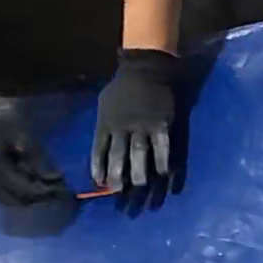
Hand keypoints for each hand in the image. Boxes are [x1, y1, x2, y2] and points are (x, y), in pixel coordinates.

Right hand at [0, 92, 68, 206]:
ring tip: (40, 188)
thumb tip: (52, 175)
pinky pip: (1, 199)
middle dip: (39, 198)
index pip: (28, 190)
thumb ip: (33, 158)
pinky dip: (14, 195)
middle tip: (55, 191)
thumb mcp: (15, 138)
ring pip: (11, 203)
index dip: (47, 191)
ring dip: (27, 198)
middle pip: (21, 201)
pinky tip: (22, 186)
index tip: (63, 189)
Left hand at [92, 49, 177, 189]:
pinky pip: (162, 147)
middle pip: (118, 157)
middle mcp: (122, 127)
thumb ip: (105, 126)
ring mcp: (142, 126)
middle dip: (118, 178)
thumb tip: (102, 148)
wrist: (146, 68)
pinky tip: (163, 175)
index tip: (101, 185)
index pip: (99, 151)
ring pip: (139, 155)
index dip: (99, 169)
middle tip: (120, 194)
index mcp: (106, 122)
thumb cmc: (124, 88)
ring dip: (139, 174)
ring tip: (140, 187)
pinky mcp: (161, 124)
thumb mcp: (105, 103)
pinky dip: (162, 162)